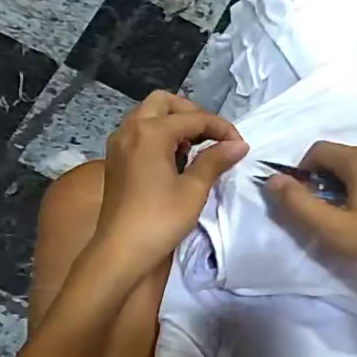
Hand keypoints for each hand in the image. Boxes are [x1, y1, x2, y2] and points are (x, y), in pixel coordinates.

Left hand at [91, 91, 247, 277]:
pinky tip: (174, 161)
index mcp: (150, 131)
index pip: (194, 118)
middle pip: (164, 103)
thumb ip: (215, 160)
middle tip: (212, 137)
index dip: (221, 128)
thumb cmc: (159, 220)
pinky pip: (139, 134)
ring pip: (149, 116)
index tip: (240, 146)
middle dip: (192, 114)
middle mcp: (130, 129)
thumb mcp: (193, 190)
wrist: (120, 252)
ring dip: (174, 124)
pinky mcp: (115, 161)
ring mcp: (119, 144)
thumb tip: (238, 144)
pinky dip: (159, 137)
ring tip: (195, 149)